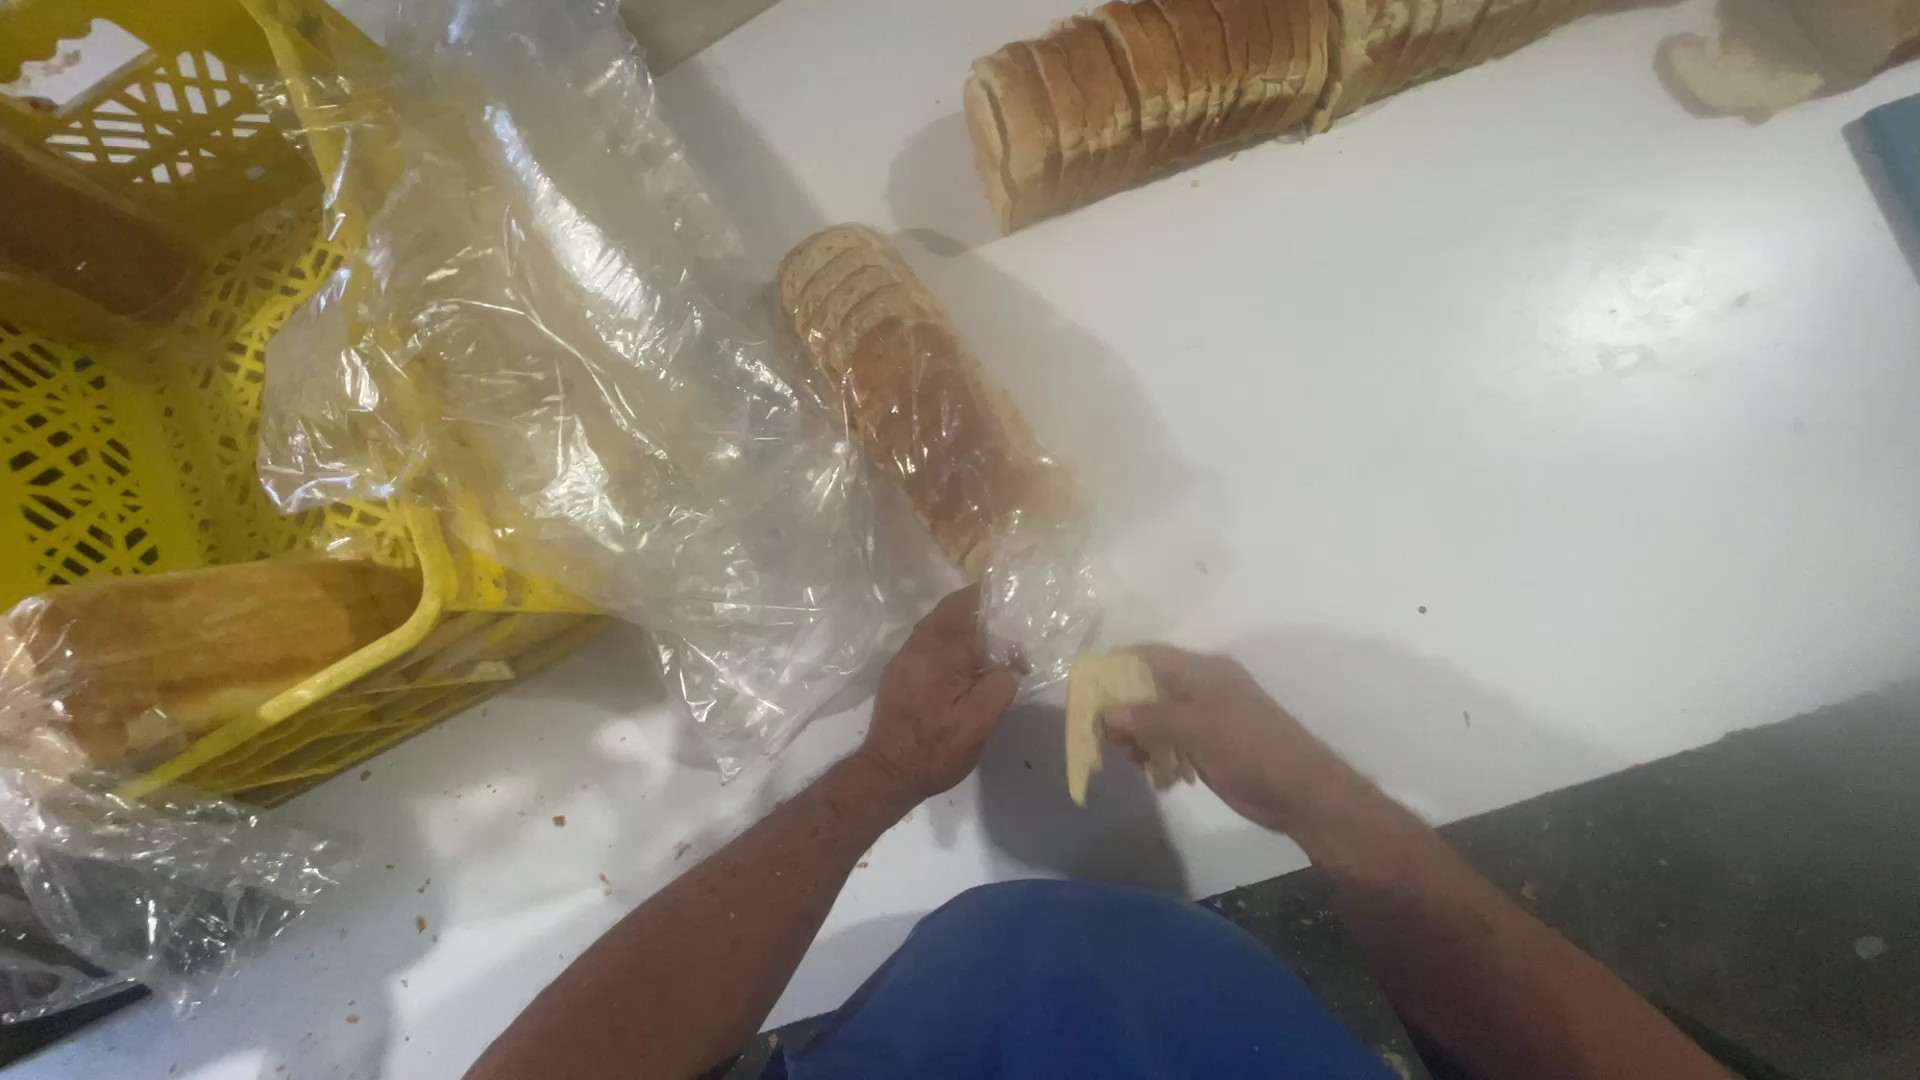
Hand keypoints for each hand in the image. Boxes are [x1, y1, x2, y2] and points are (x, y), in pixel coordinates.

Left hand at [856, 585, 1021, 805]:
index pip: (970, 609)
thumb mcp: (980, 721)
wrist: (888, 772)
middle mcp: (917, 644)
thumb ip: (1001, 685)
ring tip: (993, 639)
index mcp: (939, 649)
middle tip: (1007, 615)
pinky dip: (950, 643)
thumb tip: (1012, 665)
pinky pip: (928, 644)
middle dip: (979, 607)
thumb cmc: (937, 748)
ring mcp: (904, 658)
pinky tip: (966, 662)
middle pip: (951, 610)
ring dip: (964, 626)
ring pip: (938, 626)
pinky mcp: (899, 673)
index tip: (1017, 609)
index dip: (996, 607)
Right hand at [1104, 645, 1350, 833]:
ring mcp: (1206, 717)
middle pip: (1148, 687)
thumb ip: (1148, 718)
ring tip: (1126, 758)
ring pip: (1156, 716)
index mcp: (1202, 671)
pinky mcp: (1209, 744)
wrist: (1302, 792)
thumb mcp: (1195, 729)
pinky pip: (1170, 739)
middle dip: (1121, 707)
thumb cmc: (1250, 748)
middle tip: (1101, 734)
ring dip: (1136, 734)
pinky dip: (1155, 750)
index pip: (1148, 656)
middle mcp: (1201, 688)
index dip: (1116, 665)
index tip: (1087, 686)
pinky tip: (1148, 770)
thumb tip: (1105, 713)